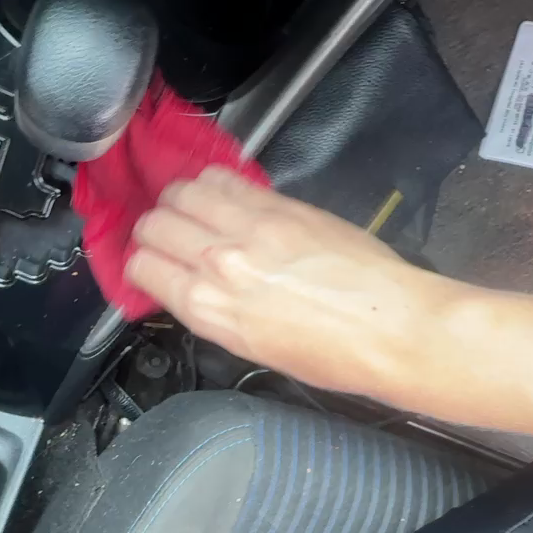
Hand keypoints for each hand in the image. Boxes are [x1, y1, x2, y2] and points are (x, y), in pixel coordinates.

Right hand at [123, 168, 453, 396]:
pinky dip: (211, 185)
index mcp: (208, 307)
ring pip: (181, 192)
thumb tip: (186, 285)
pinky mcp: (281, 205)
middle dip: (153, 231)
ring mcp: (250, 227)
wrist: (391, 329)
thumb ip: (207, 309)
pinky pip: (224, 178)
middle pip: (154, 224)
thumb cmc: (326, 354)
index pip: (142, 266)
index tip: (152, 268)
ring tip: (192, 212)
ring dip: (177, 202)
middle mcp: (219, 261)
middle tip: (168, 238)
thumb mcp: (248, 347)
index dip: (141, 266)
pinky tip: (220, 197)